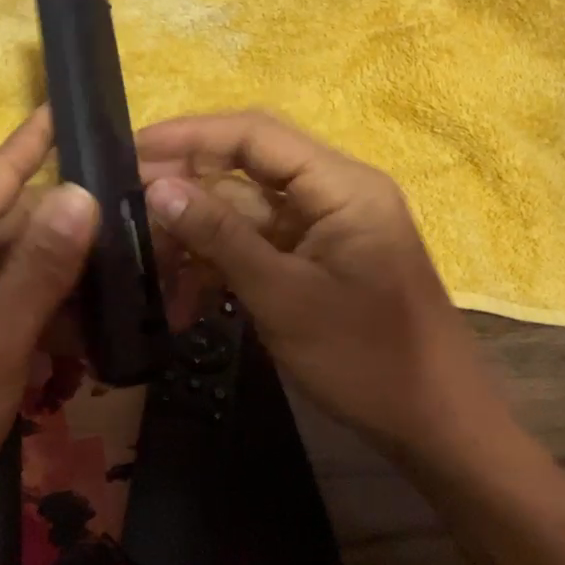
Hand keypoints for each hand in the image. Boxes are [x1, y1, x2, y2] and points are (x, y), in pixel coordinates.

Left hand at [0, 110, 98, 539]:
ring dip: (53, 278)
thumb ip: (39, 267)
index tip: (71, 103)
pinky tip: (74, 330)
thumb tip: (80, 194)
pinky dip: (31, 309)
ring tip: (116, 282)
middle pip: (9, 221)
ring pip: (7, 262)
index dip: (36, 140)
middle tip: (132, 230)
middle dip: (65, 230)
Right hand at [137, 110, 505, 458]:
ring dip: (194, 233)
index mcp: (341, 185)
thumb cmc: (368, 361)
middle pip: (242, 166)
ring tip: (147, 264)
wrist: (439, 432)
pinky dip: (216, 261)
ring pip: (240, 207)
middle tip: (126, 207)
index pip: (253, 133)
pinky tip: (181, 295)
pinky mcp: (312, 257)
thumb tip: (157, 187)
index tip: (131, 150)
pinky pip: (253, 242)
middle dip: (184, 187)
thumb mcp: (284, 297)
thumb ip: (220, 235)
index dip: (188, 135)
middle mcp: (332, 191)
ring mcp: (322, 226)